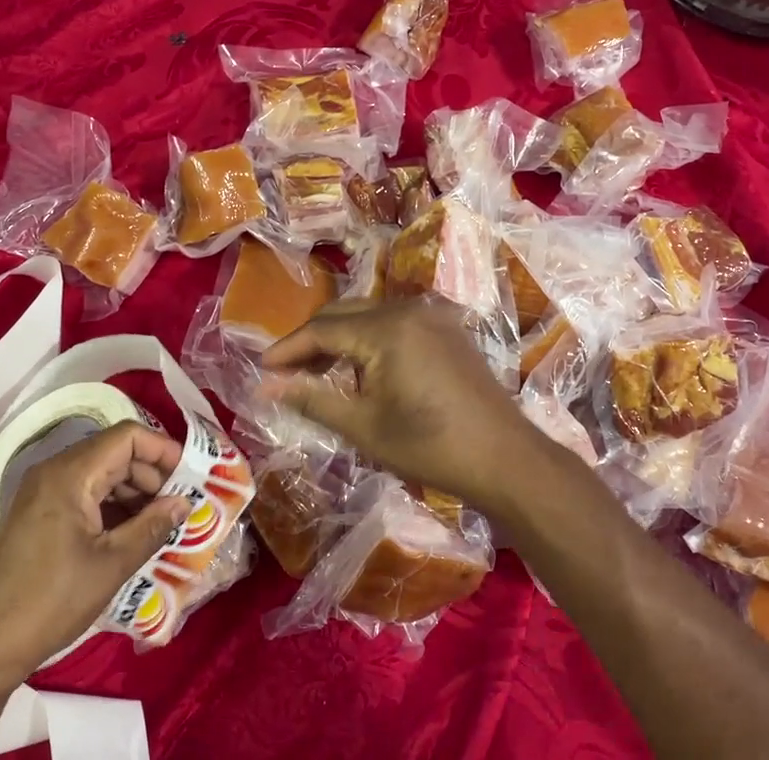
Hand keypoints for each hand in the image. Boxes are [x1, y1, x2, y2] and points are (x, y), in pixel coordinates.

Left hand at [0, 422, 190, 683]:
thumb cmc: (50, 600)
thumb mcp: (111, 565)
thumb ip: (152, 527)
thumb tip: (184, 502)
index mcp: (70, 473)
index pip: (127, 437)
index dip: (163, 450)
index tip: (192, 477)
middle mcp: (54, 472)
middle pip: (114, 452)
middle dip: (152, 474)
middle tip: (182, 506)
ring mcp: (42, 493)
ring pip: (99, 475)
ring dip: (134, 493)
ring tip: (162, 525)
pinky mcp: (37, 515)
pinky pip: (83, 495)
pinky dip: (111, 508)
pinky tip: (131, 536)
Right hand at [258, 299, 542, 507]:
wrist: (505, 459)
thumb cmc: (429, 447)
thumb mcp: (363, 426)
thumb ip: (312, 398)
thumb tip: (266, 386)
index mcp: (386, 329)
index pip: (321, 329)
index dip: (287, 349)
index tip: (262, 370)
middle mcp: (408, 309)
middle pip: (343, 314)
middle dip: (311, 341)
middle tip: (285, 373)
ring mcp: (433, 316)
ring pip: (369, 316)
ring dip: (340, 340)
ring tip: (319, 375)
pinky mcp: (449, 329)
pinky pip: (395, 323)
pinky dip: (370, 340)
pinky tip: (363, 371)